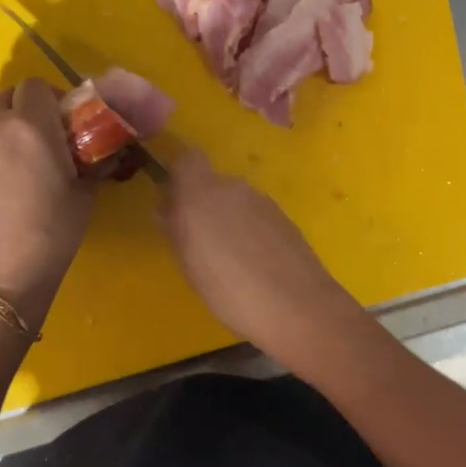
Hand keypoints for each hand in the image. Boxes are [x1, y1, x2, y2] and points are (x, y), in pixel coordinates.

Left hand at [0, 78, 92, 328]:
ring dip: (1, 120)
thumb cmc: (52, 234)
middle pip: (10, 94)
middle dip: (29, 107)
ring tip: (16, 150)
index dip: (54, 98)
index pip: (38, 85)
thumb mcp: (84, 195)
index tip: (65, 121)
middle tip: (45, 136)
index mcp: (31, 125)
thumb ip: (88, 161)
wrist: (2, 276)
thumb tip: (97, 151)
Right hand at [159, 150, 364, 362]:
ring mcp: (264, 201)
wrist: (297, 307)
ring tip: (228, 260)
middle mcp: (234, 187)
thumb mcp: (188, 263)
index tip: (174, 208)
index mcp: (202, 192)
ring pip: (236, 200)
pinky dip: (251, 231)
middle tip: (197, 242)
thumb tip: (169, 209)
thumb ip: (176, 228)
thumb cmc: (229, 290)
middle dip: (203, 204)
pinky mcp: (285, 218)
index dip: (179, 179)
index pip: (186, 159)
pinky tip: (254, 264)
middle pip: (212, 182)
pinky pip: (257, 216)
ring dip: (228, 219)